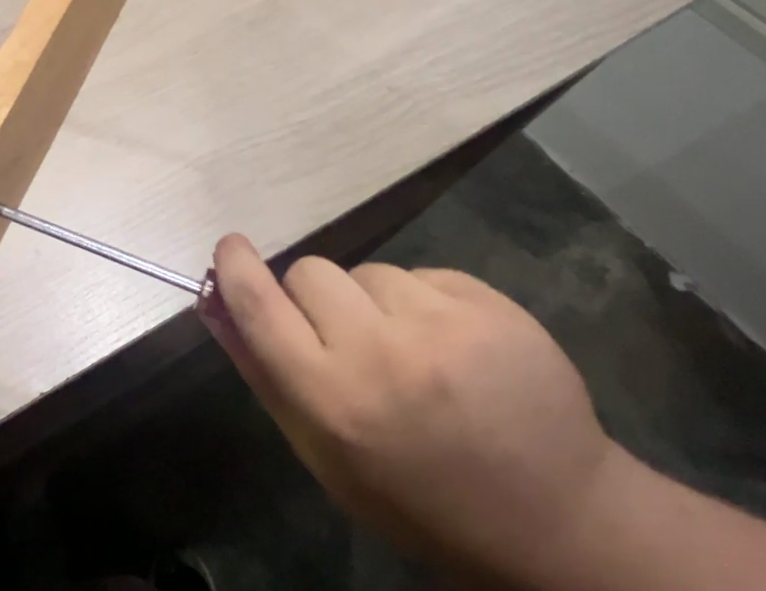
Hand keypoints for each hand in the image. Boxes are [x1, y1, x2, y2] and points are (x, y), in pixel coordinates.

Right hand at [199, 234, 623, 586]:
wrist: (553, 517)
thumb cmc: (414, 495)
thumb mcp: (322, 453)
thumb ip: (262, 372)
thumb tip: (213, 301)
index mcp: (330, 397)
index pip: (257, 303)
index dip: (235, 266)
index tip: (231, 248)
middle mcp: (381, 352)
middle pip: (309, 272)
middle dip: (312, 297)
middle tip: (341, 337)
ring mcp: (443, 325)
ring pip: (367, 271)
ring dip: (370, 300)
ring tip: (406, 348)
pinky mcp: (491, 308)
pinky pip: (422, 274)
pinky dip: (421, 301)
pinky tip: (447, 344)